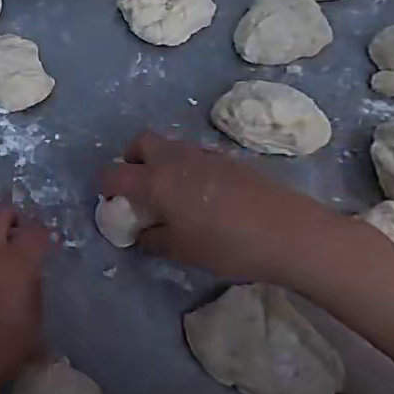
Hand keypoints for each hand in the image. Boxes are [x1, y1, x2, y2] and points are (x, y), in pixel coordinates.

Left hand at [0, 204, 51, 393]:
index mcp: (16, 262)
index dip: (45, 234)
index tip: (47, 242)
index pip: (36, 232)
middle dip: (13, 217)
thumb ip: (34, 289)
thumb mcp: (34, 322)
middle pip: (0, 211)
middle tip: (17, 231)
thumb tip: (30, 272)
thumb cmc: (0, 348)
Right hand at [99, 131, 354, 284]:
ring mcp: (203, 155)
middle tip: (139, 187)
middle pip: (139, 142)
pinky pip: (193, 156)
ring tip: (172, 196)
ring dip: (160, 163)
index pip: (113, 173)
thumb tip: (142, 232)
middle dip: (131, 159)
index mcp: (155, 180)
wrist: (290, 232)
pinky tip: (202, 198)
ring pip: (169, 147)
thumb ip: (152, 239)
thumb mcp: (181, 250)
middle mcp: (174, 159)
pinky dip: (185, 169)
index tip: (110, 203)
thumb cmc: (227, 244)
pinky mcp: (227, 159)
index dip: (104, 187)